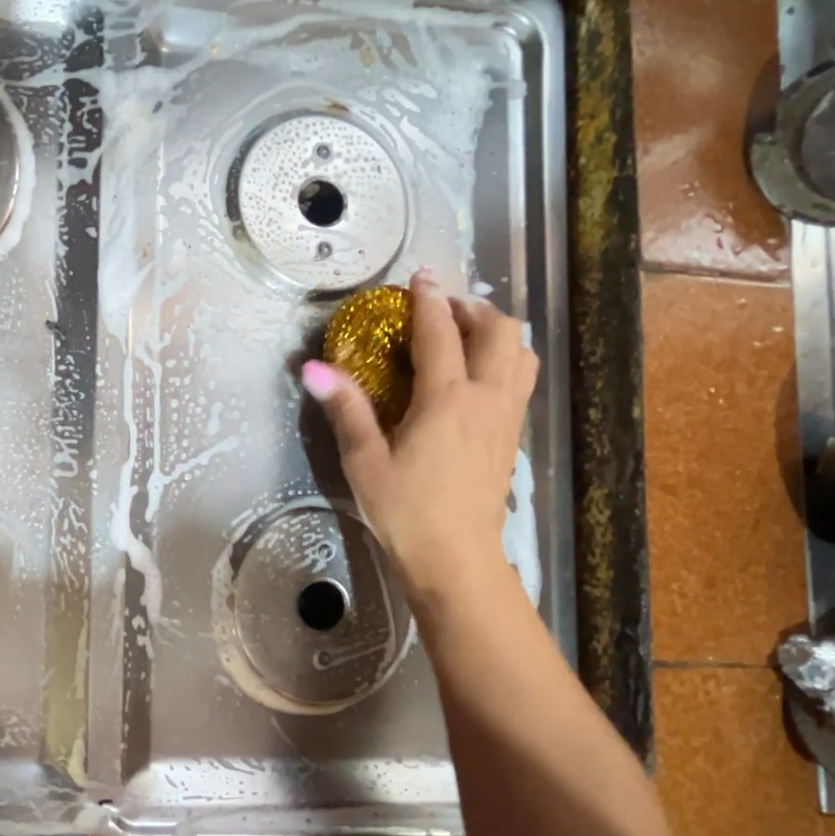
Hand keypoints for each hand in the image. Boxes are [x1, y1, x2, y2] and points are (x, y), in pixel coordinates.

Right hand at [301, 269, 535, 598]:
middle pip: (499, 330)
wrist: (456, 559)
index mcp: (448, 399)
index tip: (418, 276)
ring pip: (520, 352)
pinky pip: (520, 378)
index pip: (441, 333)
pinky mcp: (512, 436)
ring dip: (495, 332)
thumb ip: (346, 408)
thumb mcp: (364, 460)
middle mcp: (487, 398)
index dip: (427, 300)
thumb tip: (313, 369)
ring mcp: (507, 417)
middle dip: (471, 308)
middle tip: (439, 308)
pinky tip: (476, 376)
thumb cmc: (404, 510)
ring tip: (464, 335)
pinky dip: (504, 358)